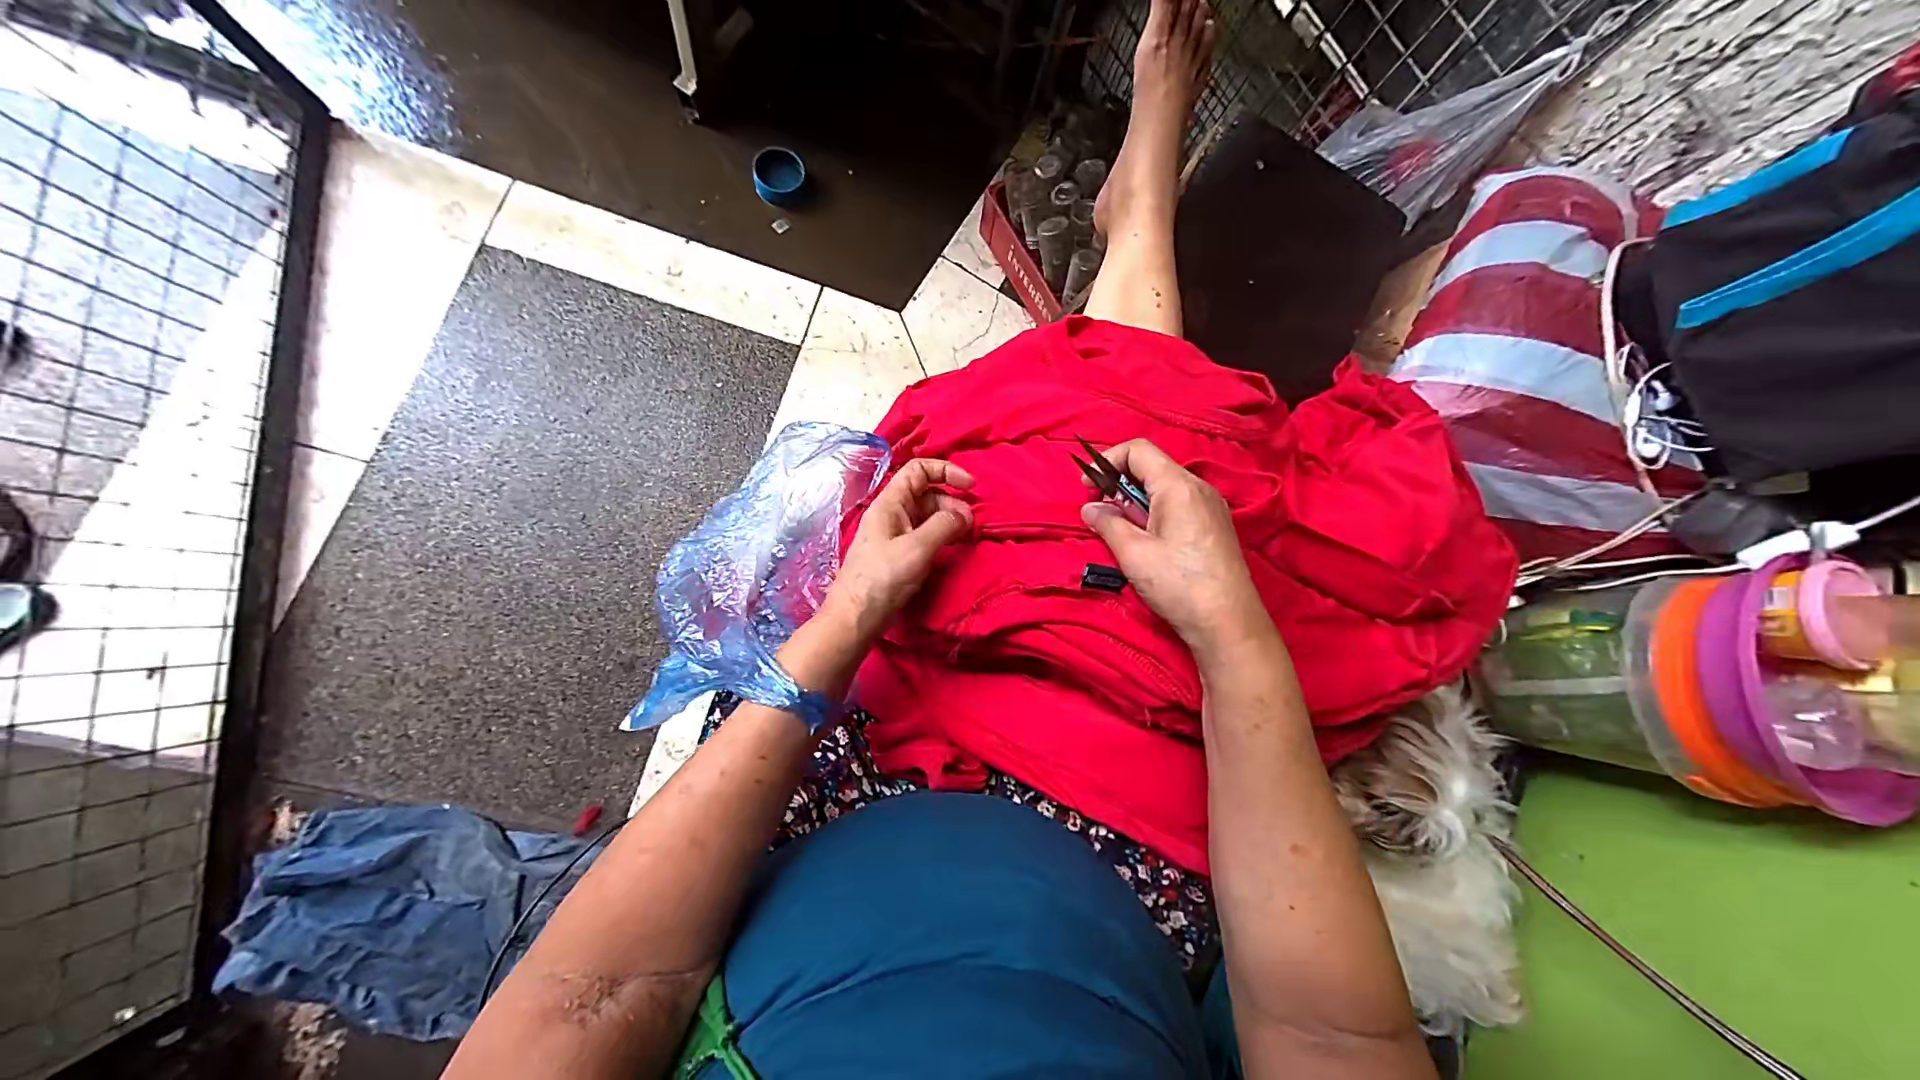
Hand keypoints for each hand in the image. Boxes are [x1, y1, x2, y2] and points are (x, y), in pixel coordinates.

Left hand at [823, 458, 974, 642]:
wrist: (855, 617)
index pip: (919, 470)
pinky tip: (952, 548)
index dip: (946, 471)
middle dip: (953, 502)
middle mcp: (892, 514)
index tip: (970, 486)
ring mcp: (895, 535)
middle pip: (927, 494)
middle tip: (970, 524)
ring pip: (928, 516)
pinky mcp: (899, 555)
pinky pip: (925, 535)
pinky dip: (942, 536)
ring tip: (966, 536)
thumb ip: (943, 526)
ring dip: (949, 521)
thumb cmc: (882, 579)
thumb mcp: (916, 548)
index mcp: (890, 503)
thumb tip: (965, 514)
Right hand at [1080, 438, 1273, 660]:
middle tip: (1101, 513)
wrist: (1228, 622)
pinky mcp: (1214, 526)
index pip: (1138, 449)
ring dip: (1135, 501)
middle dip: (1118, 483)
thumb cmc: (1179, 585)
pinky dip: (1153, 512)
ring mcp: (1210, 506)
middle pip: (1151, 467)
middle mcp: (1198, 488)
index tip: (1089, 487)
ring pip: (1163, 487)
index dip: (1107, 460)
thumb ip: (1108, 523)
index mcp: (1178, 486)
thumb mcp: (1134, 553)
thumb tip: (1091, 508)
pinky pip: (1177, 504)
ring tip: (1121, 531)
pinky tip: (1146, 541)